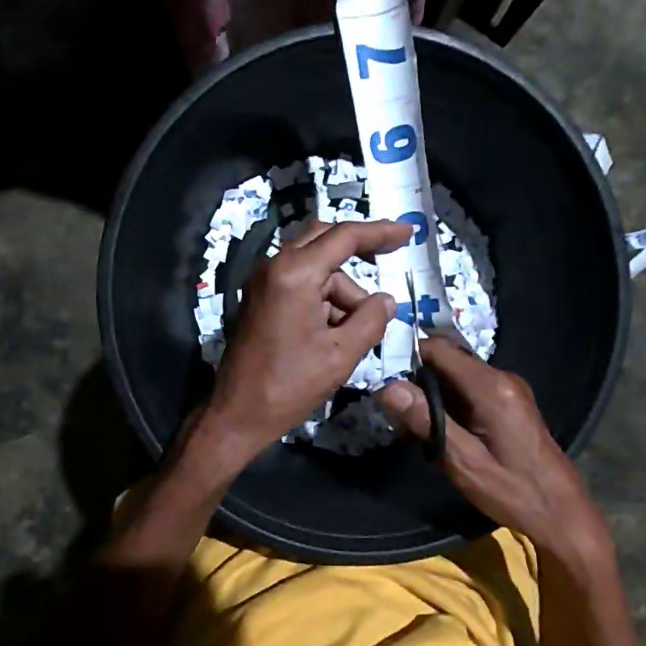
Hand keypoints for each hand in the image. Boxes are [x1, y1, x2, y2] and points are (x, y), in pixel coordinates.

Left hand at [201, 219, 409, 463]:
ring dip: (341, 290)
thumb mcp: (341, 354)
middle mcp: (274, 267)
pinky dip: (322, 299)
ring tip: (357, 333)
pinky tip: (337, 332)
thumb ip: (371, 320)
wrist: (237, 413)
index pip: (344, 237)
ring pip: (314, 268)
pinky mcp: (259, 300)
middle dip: (358, 251)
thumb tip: (387, 301)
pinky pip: (299, 284)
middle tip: (388, 261)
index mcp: (294, 274)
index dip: (379, 232)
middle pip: (323, 240)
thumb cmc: (289, 385)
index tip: (407, 232)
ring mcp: (262, 283)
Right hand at [379, 340, 615, 573]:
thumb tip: (389, 388)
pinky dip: (449, 402)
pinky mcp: (510, 404)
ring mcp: (509, 390)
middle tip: (392, 405)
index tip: (382, 372)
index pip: (440, 349)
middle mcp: (503, 379)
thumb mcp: (464, 461)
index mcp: (492, 388)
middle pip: (448, 360)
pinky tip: (437, 429)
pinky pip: (470, 389)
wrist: (563, 515)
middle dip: (417, 377)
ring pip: (457, 376)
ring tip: (410, 422)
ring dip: (432, 393)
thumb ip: (426, 421)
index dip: (408, 354)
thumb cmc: (514, 491)